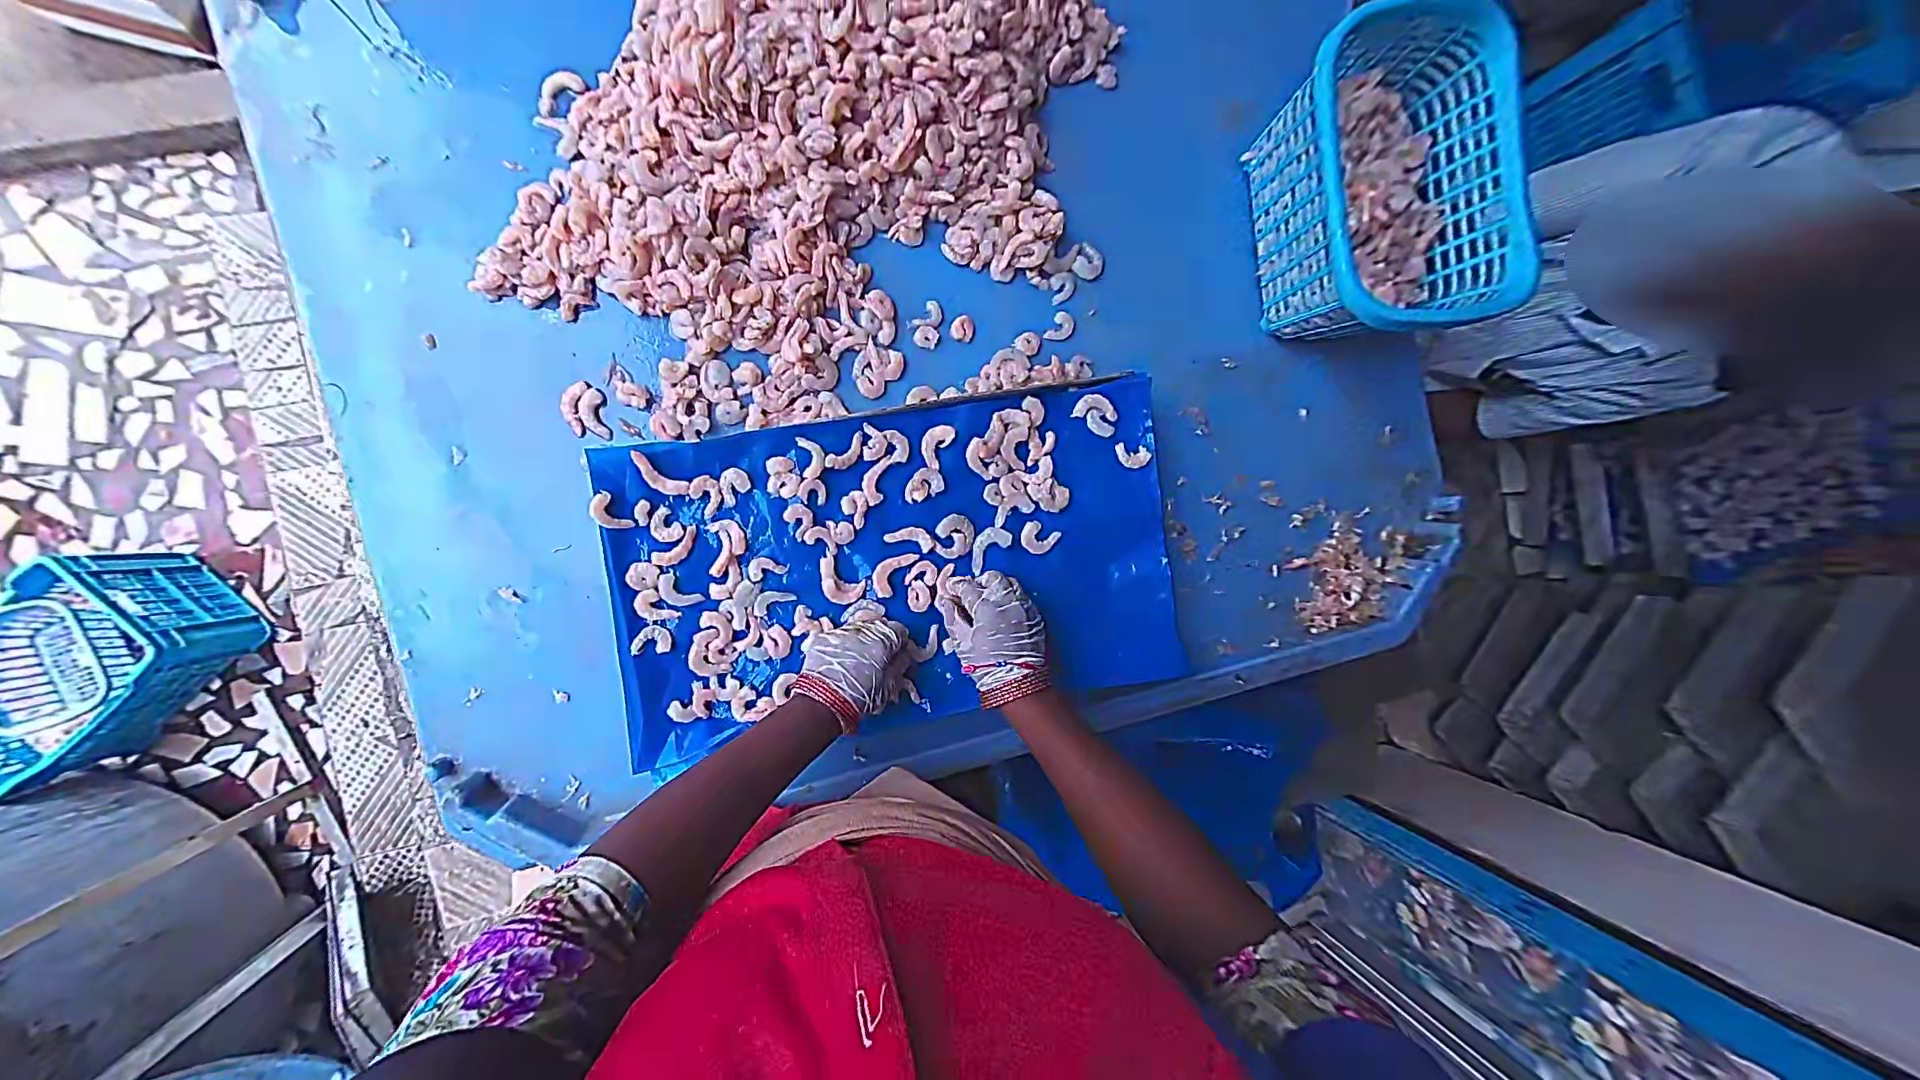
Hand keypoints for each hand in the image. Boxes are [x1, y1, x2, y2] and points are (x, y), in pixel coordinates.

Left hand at [792, 619, 907, 732]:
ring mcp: (841, 632)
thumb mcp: (888, 686)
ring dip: (862, 640)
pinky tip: (842, 660)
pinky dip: (844, 644)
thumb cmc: (859, 697)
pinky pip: (839, 636)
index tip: (900, 653)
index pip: (899, 631)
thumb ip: (900, 666)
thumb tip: (906, 657)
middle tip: (881, 656)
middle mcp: (862, 630)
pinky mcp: (823, 638)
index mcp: (882, 640)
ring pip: (858, 629)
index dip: (902, 643)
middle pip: (878, 626)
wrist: (821, 702)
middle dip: (882, 639)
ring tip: (859, 659)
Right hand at [938, 570, 1049, 708]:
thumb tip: (946, 602)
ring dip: (996, 586)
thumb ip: (952, 617)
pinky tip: (1003, 609)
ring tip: (988, 599)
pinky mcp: (1035, 615)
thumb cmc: (986, 665)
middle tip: (969, 593)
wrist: (1018, 682)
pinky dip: (1010, 597)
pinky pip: (1022, 596)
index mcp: (986, 606)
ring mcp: (1023, 606)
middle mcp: (1007, 600)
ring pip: (1009, 583)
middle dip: (978, 582)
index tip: (950, 589)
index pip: (967, 586)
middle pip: (991, 578)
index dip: (955, 585)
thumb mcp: (962, 643)